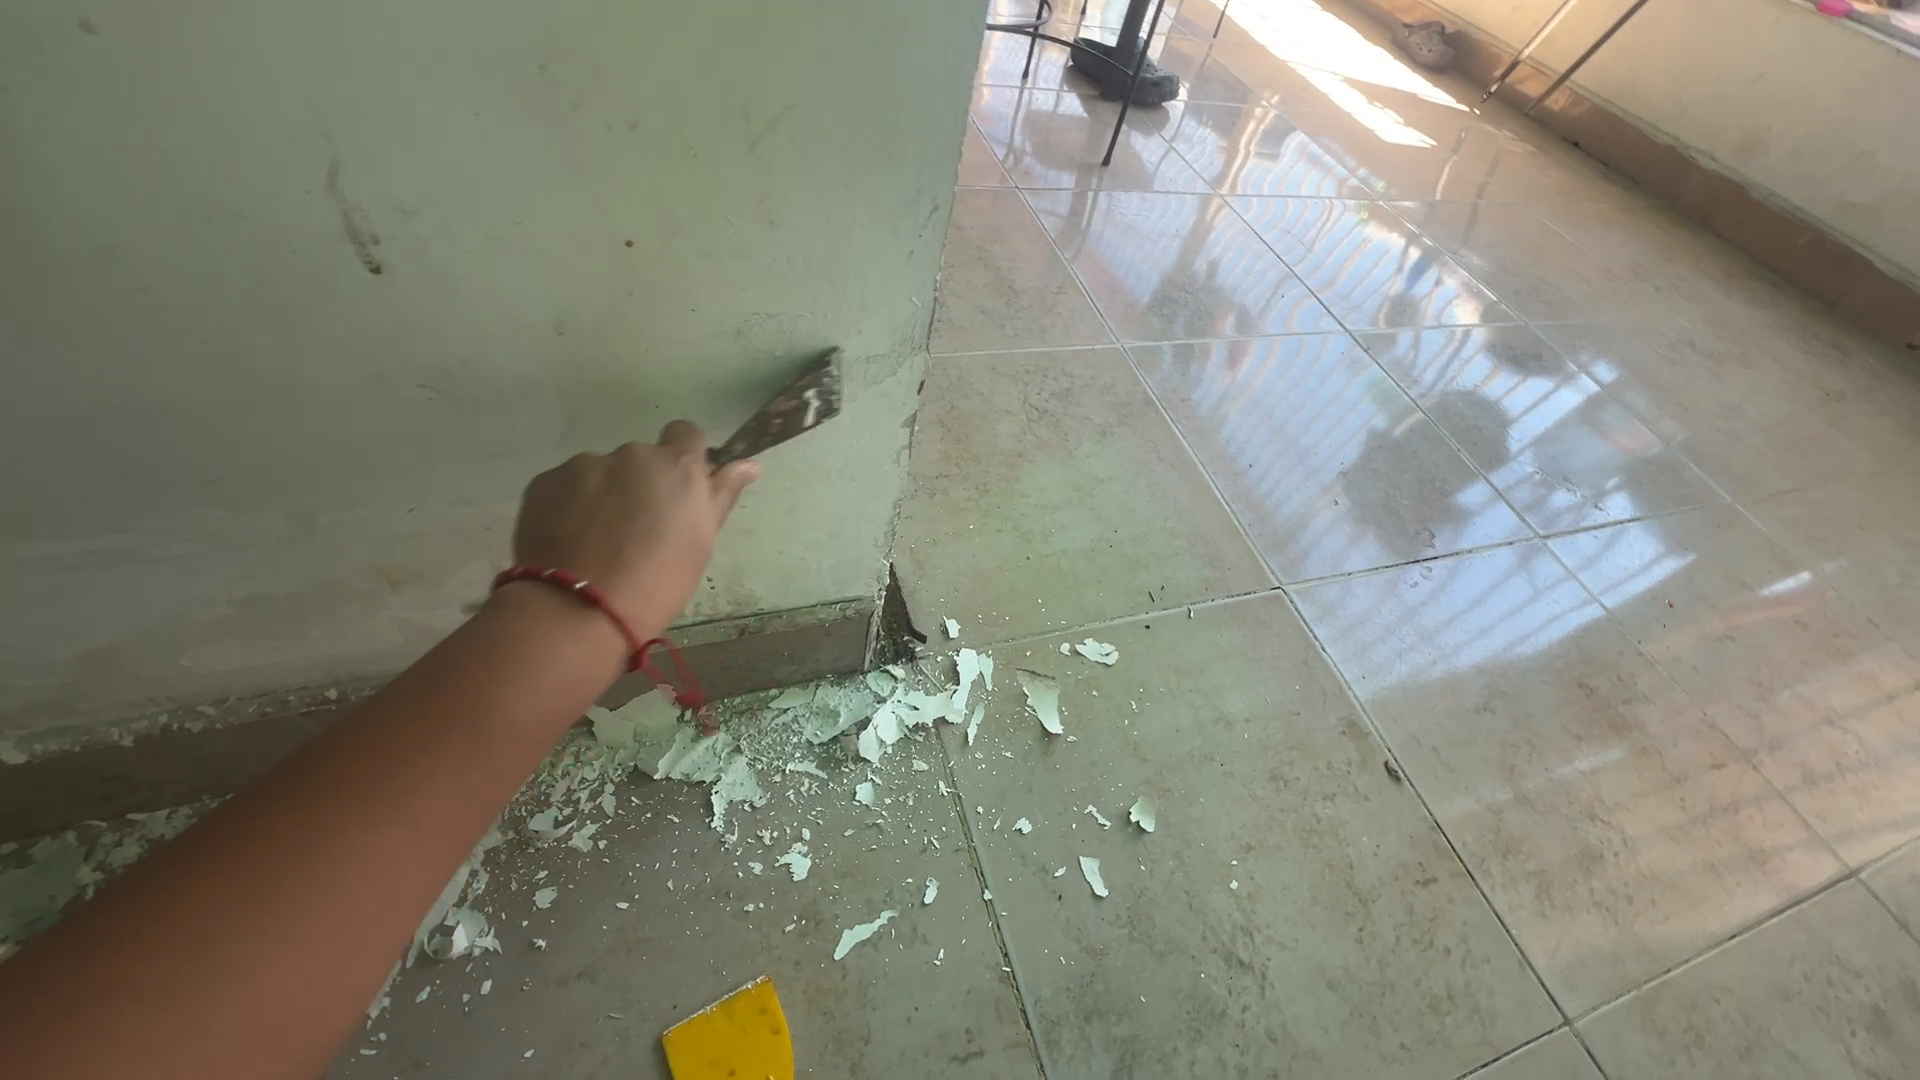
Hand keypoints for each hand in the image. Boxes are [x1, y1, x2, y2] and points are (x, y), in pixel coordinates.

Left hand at [509, 421, 758, 636]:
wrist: (579, 608)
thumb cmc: (658, 581)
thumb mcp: (701, 541)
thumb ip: (721, 495)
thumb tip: (750, 465)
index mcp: (678, 466)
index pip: (686, 433)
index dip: (683, 456)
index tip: (677, 488)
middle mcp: (633, 454)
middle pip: (642, 458)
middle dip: (641, 483)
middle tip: (637, 529)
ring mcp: (585, 464)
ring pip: (602, 472)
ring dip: (605, 494)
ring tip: (598, 540)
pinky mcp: (546, 481)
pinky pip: (567, 486)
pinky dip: (571, 505)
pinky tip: (571, 540)